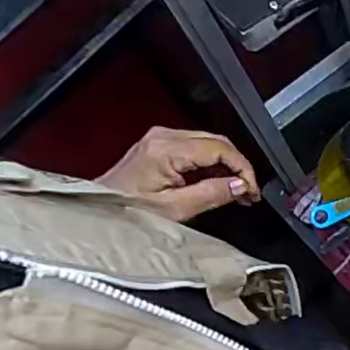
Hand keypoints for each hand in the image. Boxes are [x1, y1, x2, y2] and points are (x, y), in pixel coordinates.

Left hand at [97, 127, 259, 221]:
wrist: (97, 211)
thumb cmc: (127, 212)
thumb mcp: (175, 209)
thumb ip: (211, 194)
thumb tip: (240, 185)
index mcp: (167, 149)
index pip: (221, 149)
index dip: (243, 169)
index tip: (252, 190)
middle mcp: (164, 137)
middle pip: (218, 142)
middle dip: (239, 167)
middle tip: (250, 192)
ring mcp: (161, 139)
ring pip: (211, 145)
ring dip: (229, 167)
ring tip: (239, 192)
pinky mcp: (161, 146)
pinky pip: (198, 149)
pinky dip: (215, 166)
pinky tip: (221, 185)